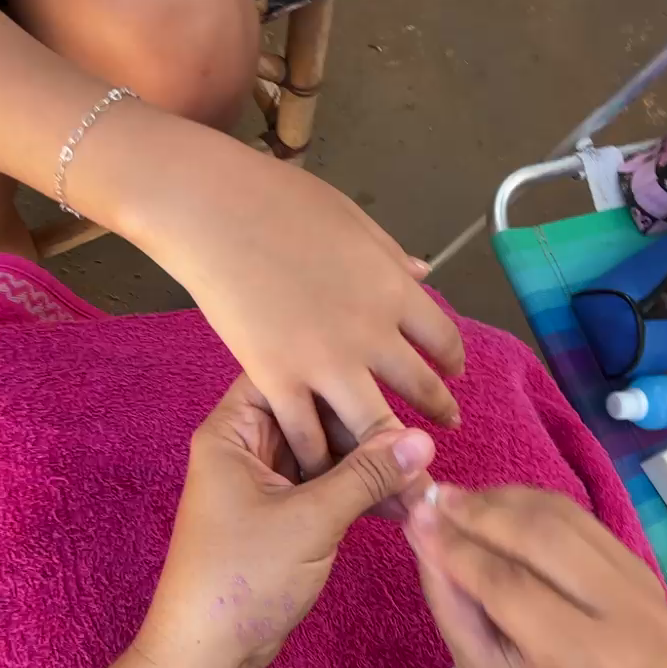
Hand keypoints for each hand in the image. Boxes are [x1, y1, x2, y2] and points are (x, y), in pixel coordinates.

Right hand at [118, 129, 465, 478]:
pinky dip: (324, 457)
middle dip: (437, 413)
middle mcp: (371, 334)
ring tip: (394, 464)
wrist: (214, 211)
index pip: (442, 338)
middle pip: (419, 388)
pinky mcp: (278, 380)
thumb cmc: (282, 200)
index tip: (452, 374)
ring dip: (389, 449)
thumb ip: (390, 256)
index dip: (452, 362)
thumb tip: (423, 274)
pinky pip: (310, 435)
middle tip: (443, 428)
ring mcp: (324, 363)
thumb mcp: (352, 219)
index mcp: (392, 289)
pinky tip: (330, 467)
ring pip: (373, 426)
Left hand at [138, 375, 436, 667]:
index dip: (332, 374)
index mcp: (232, 431)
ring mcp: (266, 481)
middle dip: (364, 434)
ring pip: (324, 455)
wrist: (208, 654)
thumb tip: (422, 440)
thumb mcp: (309, 520)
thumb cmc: (244, 576)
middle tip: (419, 452)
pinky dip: (357, 494)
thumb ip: (366, 476)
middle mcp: (246, 447)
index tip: (387, 382)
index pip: (284, 376)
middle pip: (311, 416)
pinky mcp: (282, 513)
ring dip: (368, 469)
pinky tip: (400, 507)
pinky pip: (326, 487)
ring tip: (419, 486)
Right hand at [405, 485, 666, 667]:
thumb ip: (452, 606)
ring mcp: (644, 585)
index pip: (511, 585)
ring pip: (560, 517)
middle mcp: (629, 615)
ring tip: (456, 502)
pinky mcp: (643, 565)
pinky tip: (494, 508)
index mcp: (592, 663)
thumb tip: (421, 532)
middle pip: (541, 538)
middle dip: (479, 512)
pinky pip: (576, 518)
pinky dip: (528, 504)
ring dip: (501, 500)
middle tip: (433, 499)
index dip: (457, 548)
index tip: (415, 520)